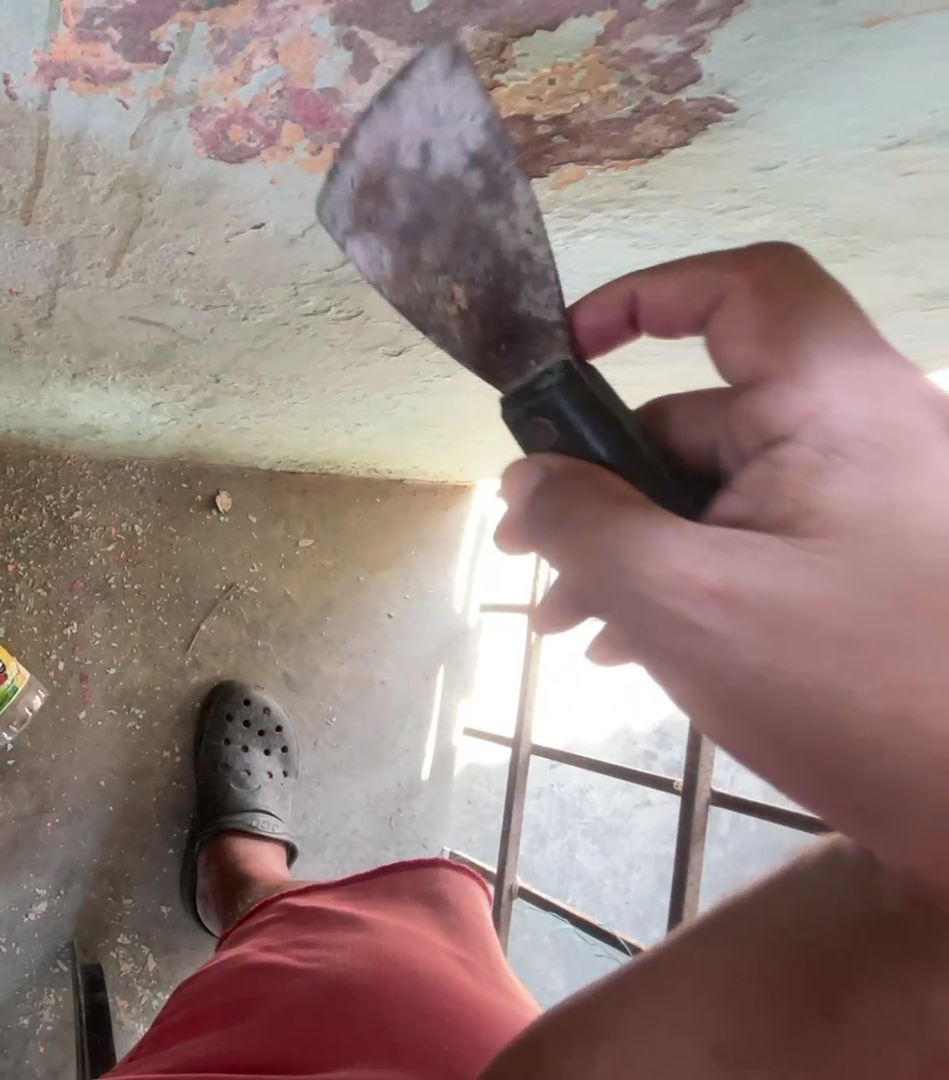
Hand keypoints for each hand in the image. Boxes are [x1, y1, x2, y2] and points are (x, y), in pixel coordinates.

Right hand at [494, 243, 948, 891]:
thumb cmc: (854, 685)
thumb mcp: (675, 597)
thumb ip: (576, 521)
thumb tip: (523, 479)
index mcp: (832, 413)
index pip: (744, 291)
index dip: (641, 300)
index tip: (558, 358)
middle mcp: (846, 440)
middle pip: (683, 419)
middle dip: (584, 484)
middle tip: (515, 548)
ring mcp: (848, 508)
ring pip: (690, 494)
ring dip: (608, 547)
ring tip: (557, 617)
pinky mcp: (847, 563)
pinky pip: (724, 542)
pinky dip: (657, 579)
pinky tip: (615, 640)